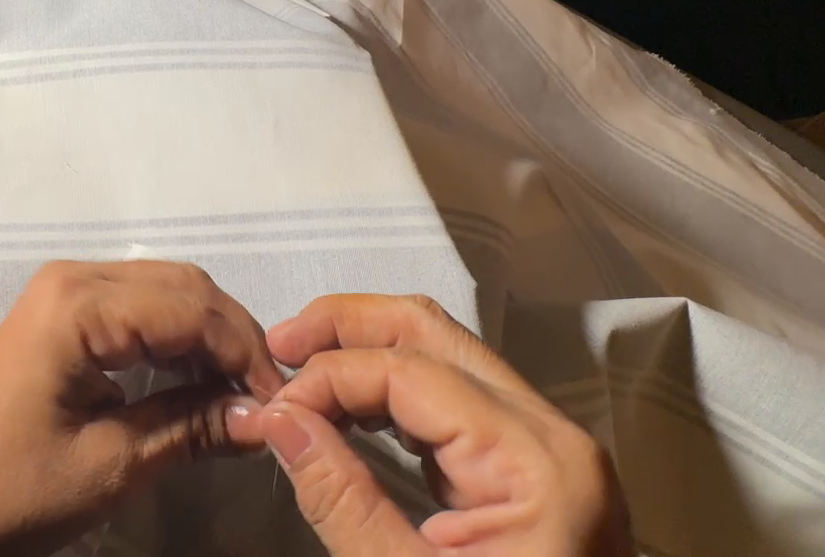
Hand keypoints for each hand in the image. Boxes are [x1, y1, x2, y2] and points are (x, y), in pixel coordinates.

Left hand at [0, 261, 286, 555]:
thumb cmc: (8, 487)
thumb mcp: (110, 466)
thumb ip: (191, 428)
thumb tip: (265, 417)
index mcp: (81, 305)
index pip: (191, 308)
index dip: (244, 353)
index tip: (283, 405)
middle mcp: (77, 276)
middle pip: (184, 286)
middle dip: (233, 337)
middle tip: (266, 399)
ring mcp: (69, 286)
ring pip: (167, 289)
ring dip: (209, 335)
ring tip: (239, 393)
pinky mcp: (67, 306)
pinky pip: (141, 304)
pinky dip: (178, 336)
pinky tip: (196, 378)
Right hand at [258, 295, 631, 555]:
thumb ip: (339, 497)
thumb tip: (276, 417)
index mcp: (534, 462)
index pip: (407, 370)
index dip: (329, 376)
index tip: (275, 410)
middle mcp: (549, 430)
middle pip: (431, 331)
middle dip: (346, 327)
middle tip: (281, 344)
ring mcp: (545, 442)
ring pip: (441, 348)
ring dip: (365, 348)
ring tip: (303, 365)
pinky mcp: (528, 461)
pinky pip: (451, 389)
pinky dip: (391, 382)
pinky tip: (349, 402)